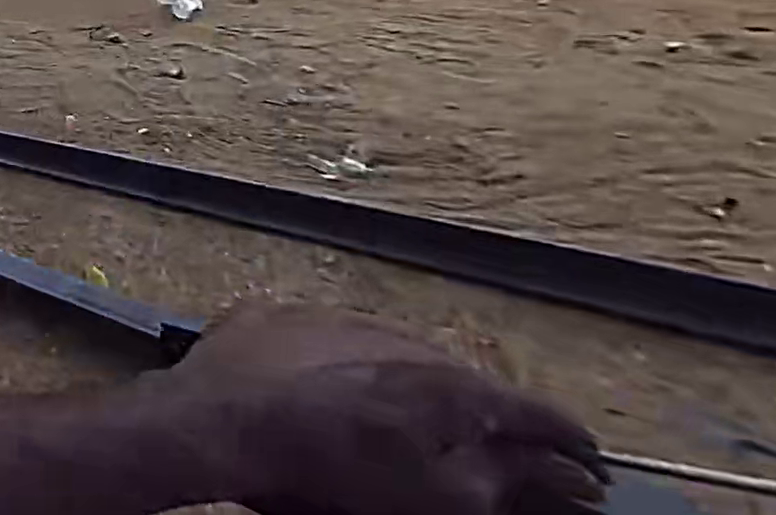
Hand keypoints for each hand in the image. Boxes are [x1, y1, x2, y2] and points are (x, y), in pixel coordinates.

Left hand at [149, 305, 607, 514]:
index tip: (586, 467)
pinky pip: (321, 334)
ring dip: (406, 379)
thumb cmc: (332, 468)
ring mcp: (322, 315)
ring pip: (389, 346)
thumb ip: (510, 478)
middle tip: (482, 447)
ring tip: (397, 415)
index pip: (533, 410)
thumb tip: (569, 471)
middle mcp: (389, 334)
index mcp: (444, 382)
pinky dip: (337, 358)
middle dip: (479, 412)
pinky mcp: (271, 312)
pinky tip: (324, 384)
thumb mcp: (438, 495)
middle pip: (459, 375)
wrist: (222, 418)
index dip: (568, 443)